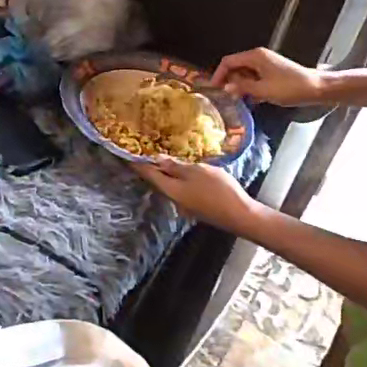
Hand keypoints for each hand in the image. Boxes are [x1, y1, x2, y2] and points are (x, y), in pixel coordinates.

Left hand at [130, 158, 259, 231]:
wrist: (239, 215)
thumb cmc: (217, 190)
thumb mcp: (196, 172)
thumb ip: (175, 166)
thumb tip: (156, 160)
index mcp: (170, 190)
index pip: (148, 174)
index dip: (138, 163)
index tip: (127, 152)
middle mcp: (173, 199)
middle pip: (156, 181)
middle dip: (150, 166)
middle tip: (144, 150)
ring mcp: (185, 204)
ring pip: (168, 185)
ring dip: (164, 172)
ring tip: (162, 157)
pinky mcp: (195, 206)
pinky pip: (179, 188)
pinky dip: (176, 178)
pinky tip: (182, 170)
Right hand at [211, 48, 327, 106]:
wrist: (316, 88)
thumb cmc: (290, 88)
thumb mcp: (263, 90)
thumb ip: (242, 87)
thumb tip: (226, 87)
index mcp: (255, 56)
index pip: (228, 62)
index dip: (218, 74)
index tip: (213, 89)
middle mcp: (258, 57)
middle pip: (236, 67)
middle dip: (229, 81)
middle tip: (226, 97)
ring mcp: (266, 64)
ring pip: (245, 74)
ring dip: (240, 86)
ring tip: (238, 101)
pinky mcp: (272, 72)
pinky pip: (255, 78)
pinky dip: (251, 88)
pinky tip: (252, 100)